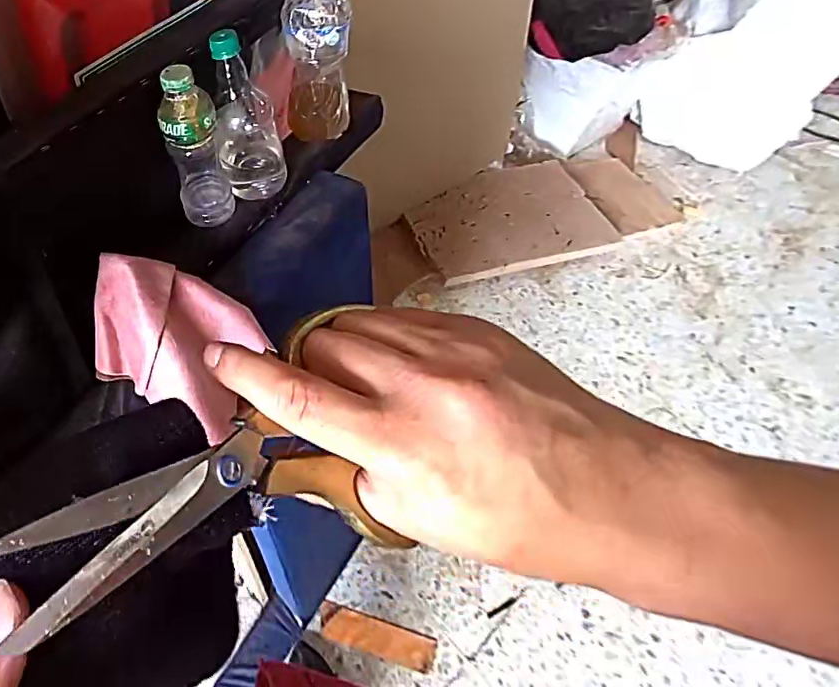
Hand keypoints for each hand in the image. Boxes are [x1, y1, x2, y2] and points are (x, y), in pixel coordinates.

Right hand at [206, 307, 679, 586]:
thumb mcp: (419, 517)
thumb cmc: (522, 521)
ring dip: (340, 347)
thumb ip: (352, 467)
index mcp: (405, 444)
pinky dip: (381, 339)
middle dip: (305, 362)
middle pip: (318, 343)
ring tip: (369, 380)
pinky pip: (393, 317)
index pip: (300, 397)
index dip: (248, 372)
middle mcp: (421, 385)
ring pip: (350, 322)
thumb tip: (312, 434)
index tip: (218, 353)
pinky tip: (408, 369)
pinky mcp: (468, 326)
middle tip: (324, 390)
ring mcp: (448, 346)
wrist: (620, 493)